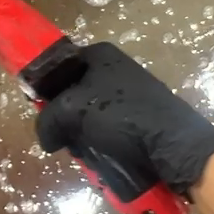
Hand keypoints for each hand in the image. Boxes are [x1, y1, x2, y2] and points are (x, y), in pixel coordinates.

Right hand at [35, 42, 213, 194]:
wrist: (172, 144)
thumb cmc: (121, 115)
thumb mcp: (72, 111)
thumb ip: (47, 120)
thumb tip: (46, 139)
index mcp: (99, 54)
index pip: (58, 66)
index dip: (45, 90)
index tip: (41, 112)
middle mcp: (114, 68)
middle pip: (72, 93)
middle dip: (65, 119)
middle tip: (64, 137)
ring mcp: (129, 93)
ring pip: (89, 115)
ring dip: (82, 136)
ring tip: (85, 153)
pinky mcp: (139, 117)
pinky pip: (108, 129)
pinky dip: (101, 144)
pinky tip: (102, 158)